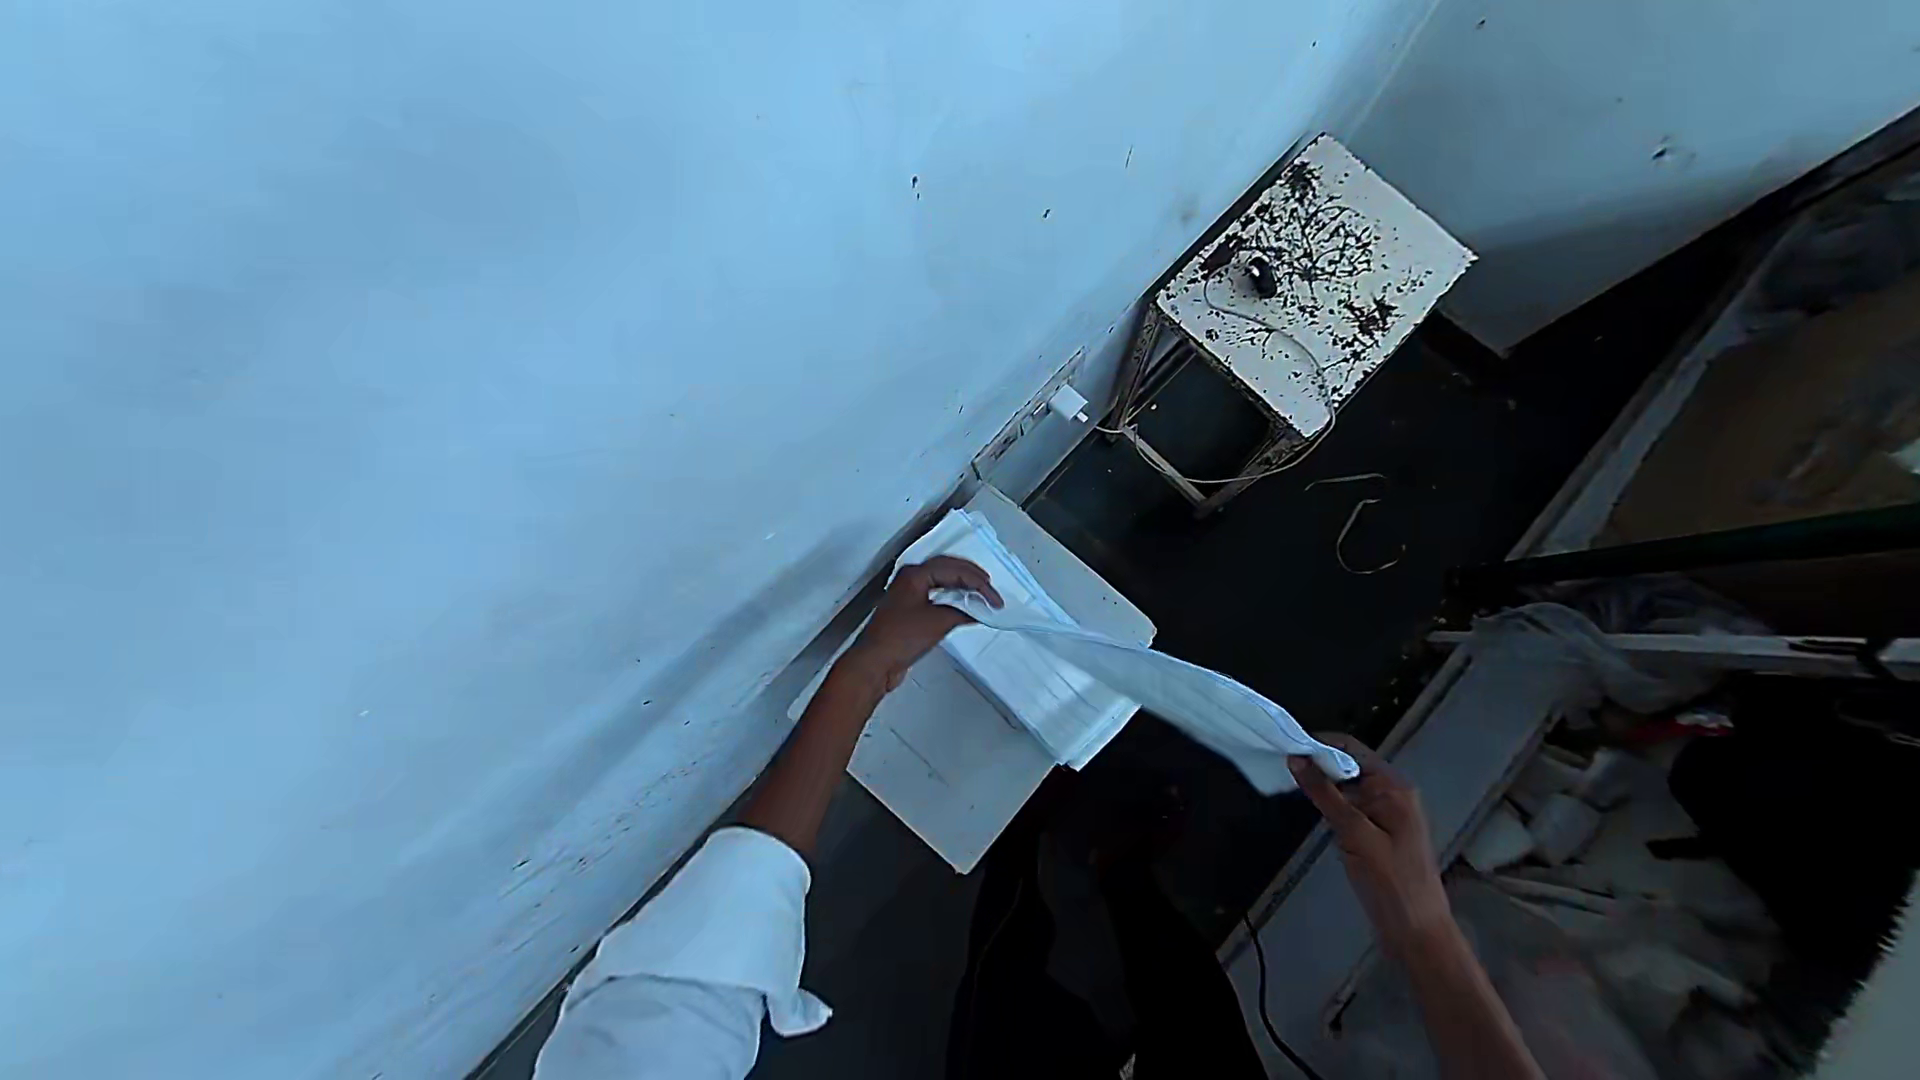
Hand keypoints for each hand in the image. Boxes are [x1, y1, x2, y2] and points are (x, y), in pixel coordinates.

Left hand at [840, 556, 1003, 691]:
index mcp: (915, 575)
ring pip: (941, 580)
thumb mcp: (938, 622)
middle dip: (971, 577)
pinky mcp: (908, 610)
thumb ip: (962, 611)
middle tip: (989, 588)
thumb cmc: (897, 640)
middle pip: (947, 568)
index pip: (954, 570)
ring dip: (962, 586)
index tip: (993, 597)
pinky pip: (936, 595)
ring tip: (980, 595)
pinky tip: (962, 607)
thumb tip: (978, 609)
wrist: (875, 663)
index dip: (978, 583)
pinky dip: (952, 598)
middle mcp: (910, 579)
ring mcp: (908, 594)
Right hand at [1288, 733, 1454, 959]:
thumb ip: (1324, 793)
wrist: (1417, 934)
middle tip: (1284, 766)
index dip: (1319, 743)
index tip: (1287, 747)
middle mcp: (1392, 793)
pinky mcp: (1376, 830)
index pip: (1351, 748)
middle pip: (1348, 763)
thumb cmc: (1390, 881)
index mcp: (1394, 788)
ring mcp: (1385, 812)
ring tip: (1291, 783)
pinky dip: (1328, 800)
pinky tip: (1311, 807)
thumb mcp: (1353, 833)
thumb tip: (1296, 758)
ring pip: (1345, 783)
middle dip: (1317, 762)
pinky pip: (1348, 802)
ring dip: (1321, 782)